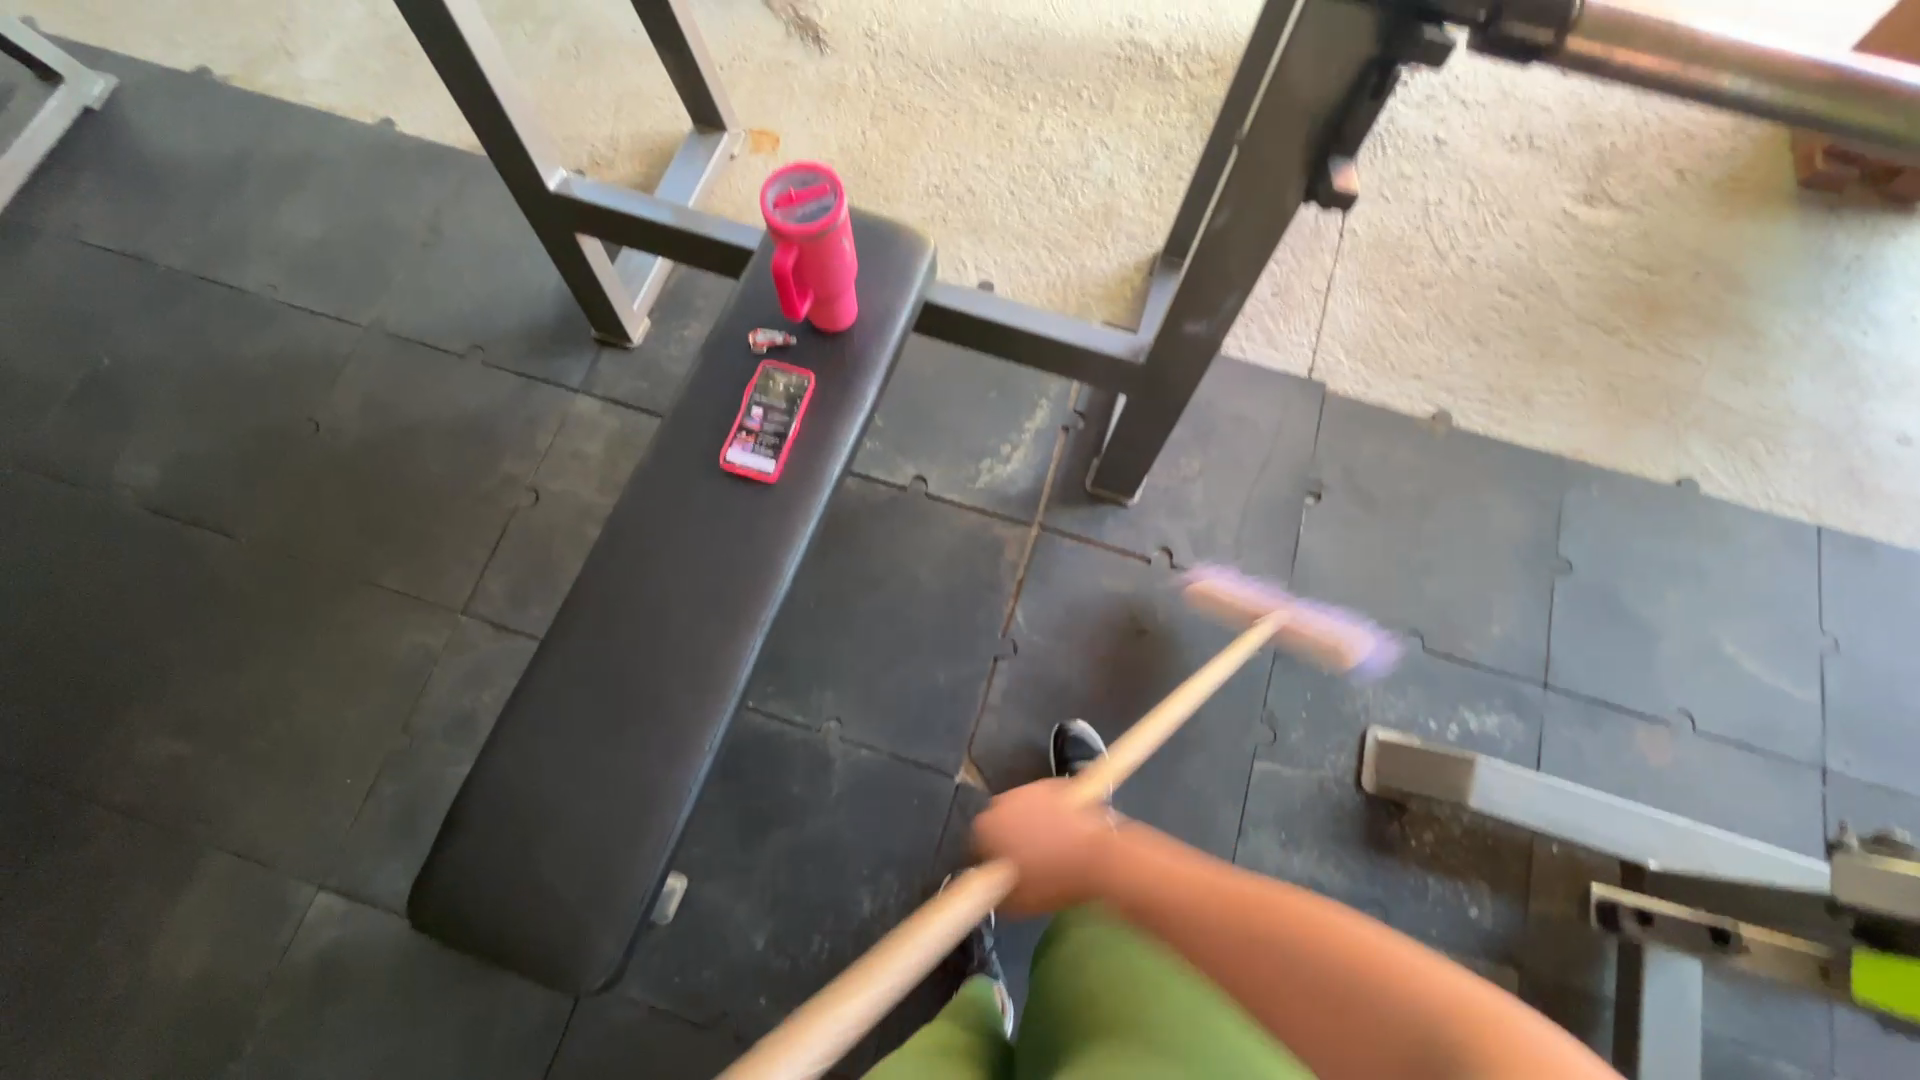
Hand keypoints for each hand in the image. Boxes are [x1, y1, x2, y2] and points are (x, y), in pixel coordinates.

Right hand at [971, 779, 1118, 915]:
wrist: (1098, 856)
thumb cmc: (1052, 881)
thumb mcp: (1015, 904)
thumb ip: (993, 893)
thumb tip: (992, 888)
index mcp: (984, 828)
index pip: (977, 846)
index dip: (990, 862)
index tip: (1004, 875)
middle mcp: (1001, 802)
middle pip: (998, 822)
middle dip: (1008, 838)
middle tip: (1027, 860)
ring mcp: (1028, 788)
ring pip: (1021, 809)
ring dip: (1029, 823)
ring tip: (1050, 846)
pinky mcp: (1054, 783)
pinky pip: (1044, 801)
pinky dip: (1049, 812)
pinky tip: (1064, 831)